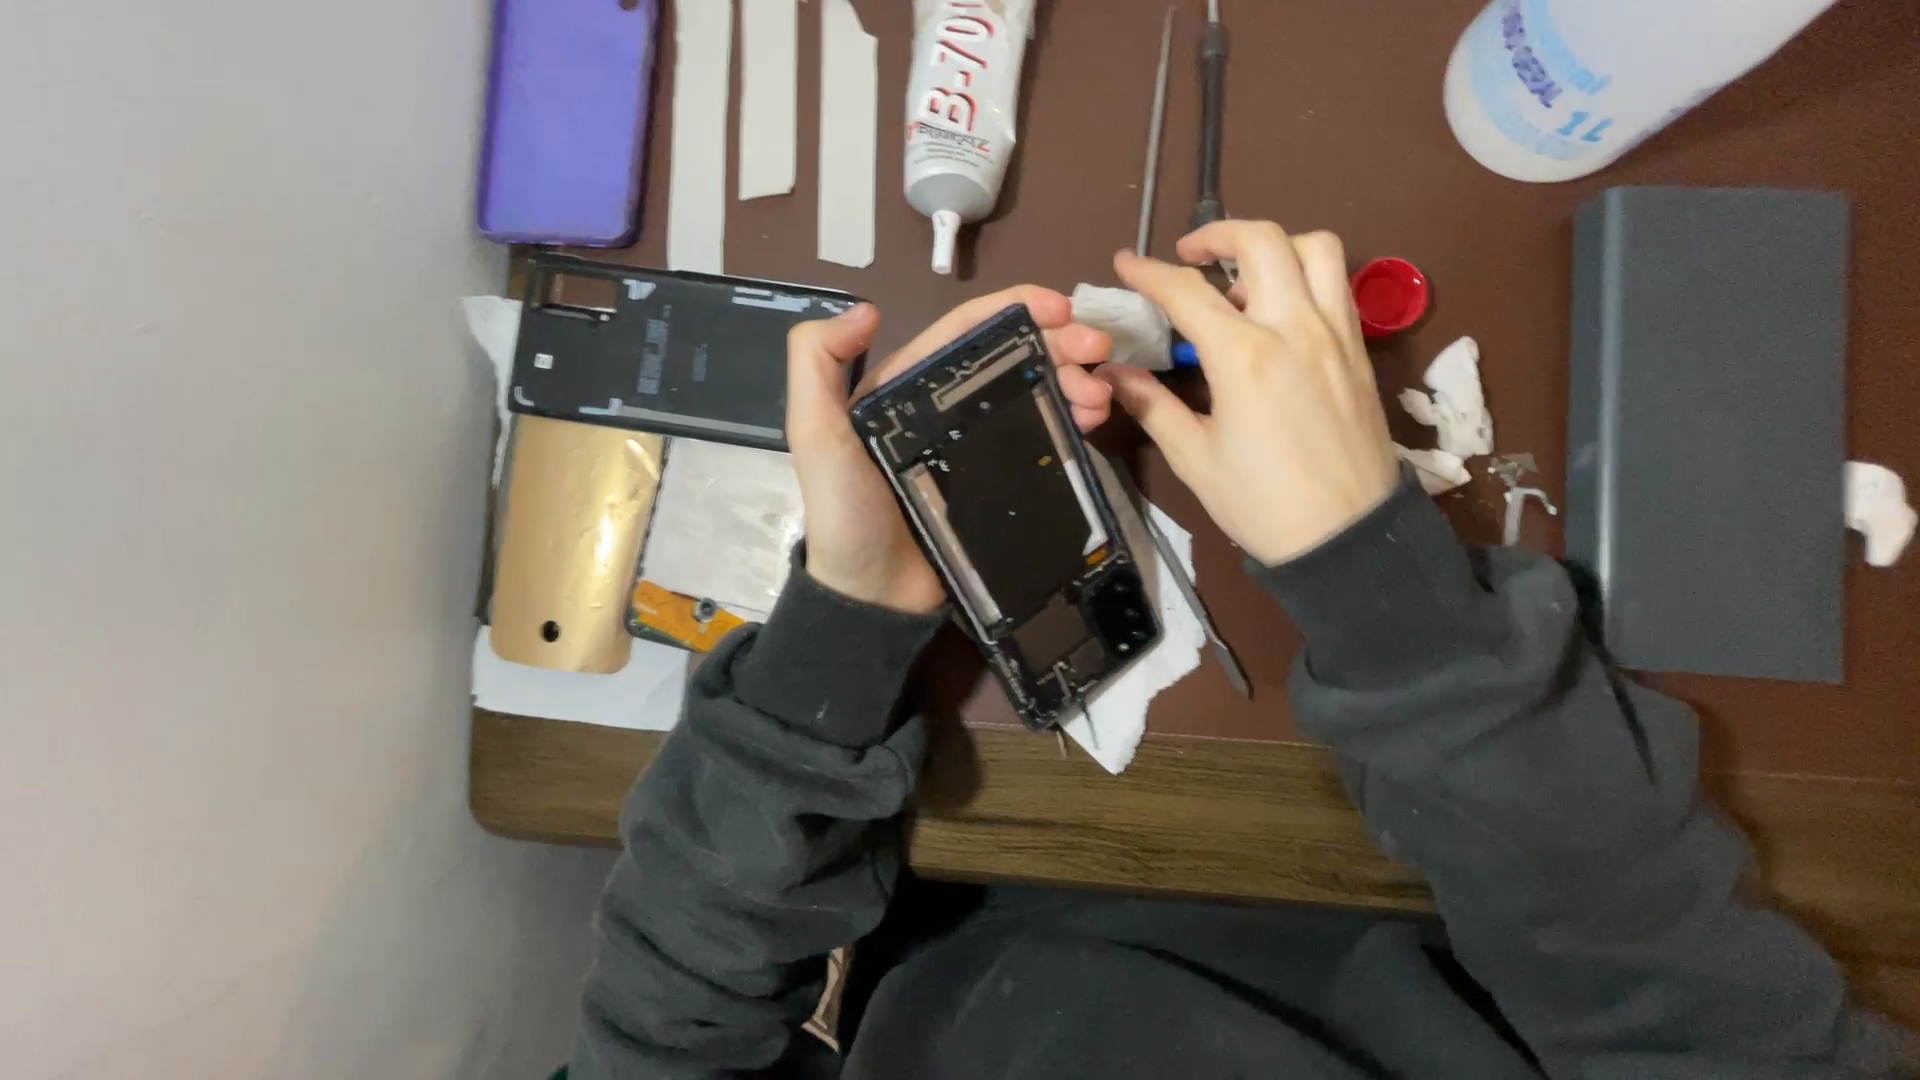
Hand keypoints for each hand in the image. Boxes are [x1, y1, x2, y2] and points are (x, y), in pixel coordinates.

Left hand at [787, 287, 1114, 612]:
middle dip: (1058, 343)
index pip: (966, 333)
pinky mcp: (1000, 484)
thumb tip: (866, 309)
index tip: (1063, 306)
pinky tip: (1091, 422)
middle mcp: (945, 409)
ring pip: (1033, 396)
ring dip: (1072, 382)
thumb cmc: (846, 511)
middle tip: (1100, 348)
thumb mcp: (815, 432)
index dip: (1015, 308)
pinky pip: (1040, 443)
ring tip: (1100, 394)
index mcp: (908, 387)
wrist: (871, 594)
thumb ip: (817, 362)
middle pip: (1011, 360)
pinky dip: (1068, 424)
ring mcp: (976, 448)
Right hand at [1101, 222, 1398, 564]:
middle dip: (1217, 233)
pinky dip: (1305, 275)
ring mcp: (1336, 333)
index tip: (1125, 264)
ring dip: (1274, 246)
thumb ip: (1151, 404)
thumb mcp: (1193, 457)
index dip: (1149, 272)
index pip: (1187, 292)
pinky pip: (1337, 285)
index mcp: (1243, 356)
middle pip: (1263, 240)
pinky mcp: (1358, 349)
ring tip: (1242, 279)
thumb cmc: (1259, 502)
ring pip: (1316, 248)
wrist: (1345, 536)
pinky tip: (1278, 311)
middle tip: (1188, 256)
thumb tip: (1113, 374)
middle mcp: (1294, 327)